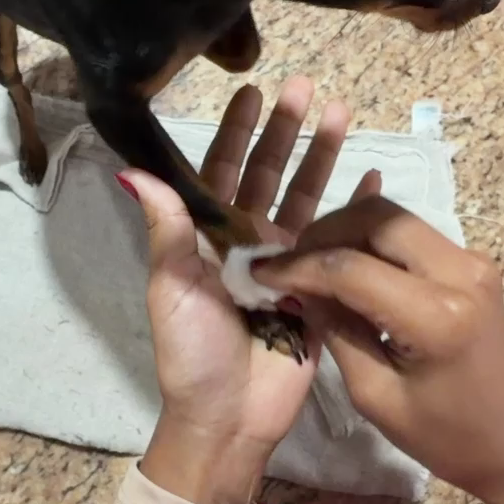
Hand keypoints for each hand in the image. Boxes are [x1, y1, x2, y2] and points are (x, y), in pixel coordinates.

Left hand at [125, 77, 374, 503]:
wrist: (229, 416)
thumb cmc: (192, 352)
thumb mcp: (171, 288)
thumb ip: (167, 229)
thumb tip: (133, 170)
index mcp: (207, 239)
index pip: (221, 172)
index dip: (235, 133)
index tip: (251, 93)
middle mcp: (246, 242)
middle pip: (267, 175)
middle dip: (284, 131)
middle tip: (305, 87)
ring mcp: (285, 264)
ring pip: (304, 199)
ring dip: (320, 158)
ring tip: (339, 114)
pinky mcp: (317, 288)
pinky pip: (337, 241)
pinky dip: (353, 209)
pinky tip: (370, 178)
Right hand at [250, 197, 503, 503]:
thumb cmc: (441, 433)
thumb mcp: (373, 393)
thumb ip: (334, 329)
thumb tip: (295, 284)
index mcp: (437, 317)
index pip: (351, 268)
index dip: (298, 266)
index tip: (260, 271)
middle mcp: (461, 272)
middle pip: (377, 218)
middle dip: (323, 233)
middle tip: (290, 262)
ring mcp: (472, 260)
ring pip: (393, 217)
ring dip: (346, 231)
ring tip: (312, 263)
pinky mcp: (471, 260)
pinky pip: (409, 232)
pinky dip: (370, 239)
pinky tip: (345, 262)